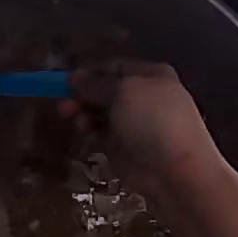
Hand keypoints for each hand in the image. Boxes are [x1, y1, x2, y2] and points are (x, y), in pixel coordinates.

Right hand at [70, 61, 225, 189]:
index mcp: (149, 76)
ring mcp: (132, 123)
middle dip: (82, 97)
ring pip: (98, 113)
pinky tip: (85, 136)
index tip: (66, 83)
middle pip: (102, 91)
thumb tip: (74, 77)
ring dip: (83, 115)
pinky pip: (99, 135)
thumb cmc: (152, 120)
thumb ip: (95, 84)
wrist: (173, 169)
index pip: (113, 67)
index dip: (89, 74)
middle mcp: (141, 97)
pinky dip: (89, 133)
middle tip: (64, 107)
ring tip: (76, 123)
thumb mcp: (123, 91)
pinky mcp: (122, 147)